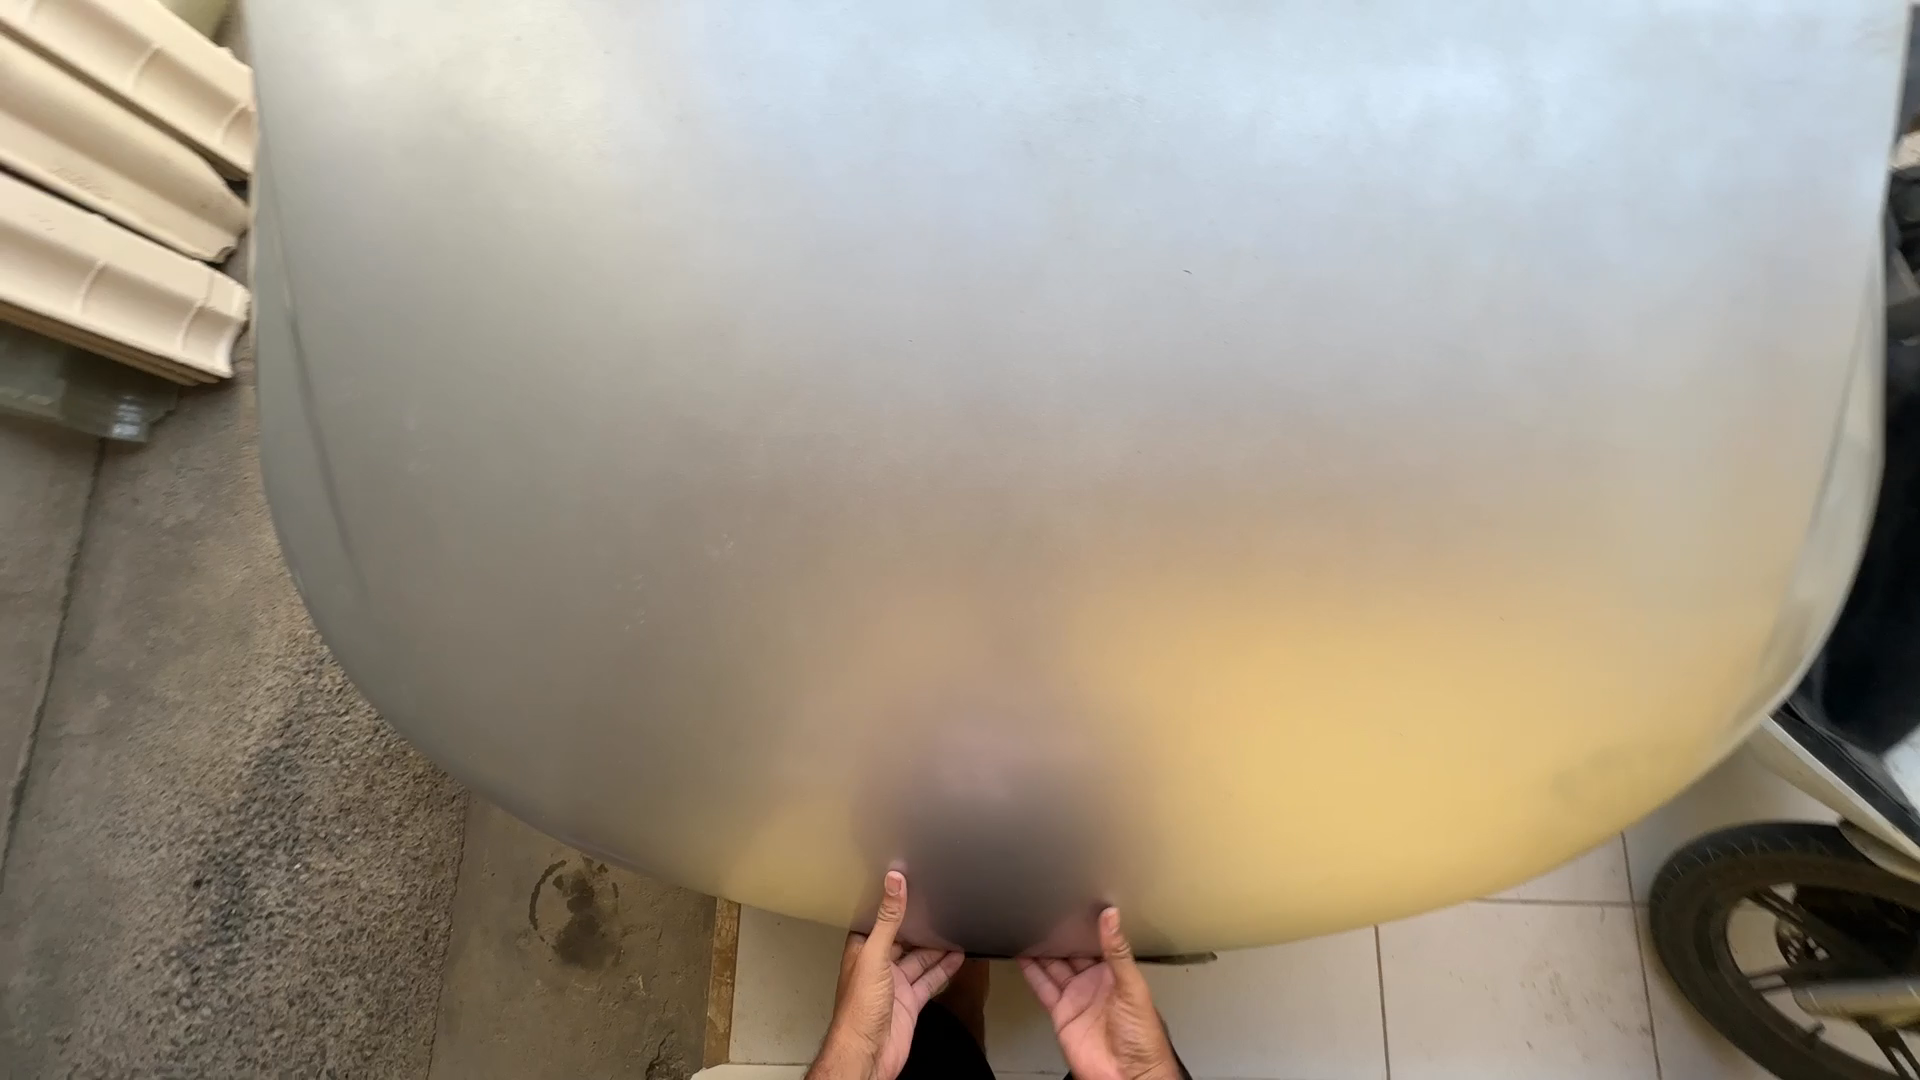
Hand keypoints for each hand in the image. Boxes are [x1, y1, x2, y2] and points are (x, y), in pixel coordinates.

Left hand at [808, 870, 965, 1079]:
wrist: (868, 1056)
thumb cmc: (858, 1012)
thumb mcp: (875, 955)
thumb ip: (888, 919)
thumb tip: (893, 882)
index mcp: (863, 952)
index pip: (878, 921)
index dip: (891, 904)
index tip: (906, 885)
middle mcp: (879, 966)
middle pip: (903, 939)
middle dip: (919, 926)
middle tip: (937, 905)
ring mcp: (895, 986)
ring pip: (919, 959)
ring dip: (935, 947)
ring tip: (952, 927)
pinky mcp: (909, 1003)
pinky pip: (929, 980)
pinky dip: (944, 969)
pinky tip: (956, 957)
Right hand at [1019, 908, 1180, 1079]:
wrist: (1129, 1078)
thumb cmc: (1144, 1040)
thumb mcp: (1133, 987)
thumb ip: (1117, 952)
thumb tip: (1112, 916)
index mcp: (1114, 974)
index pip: (1096, 942)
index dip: (1085, 925)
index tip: (1075, 904)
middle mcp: (1094, 984)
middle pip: (1071, 952)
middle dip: (1060, 935)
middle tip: (1046, 911)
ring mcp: (1077, 998)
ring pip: (1054, 966)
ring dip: (1042, 950)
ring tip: (1030, 926)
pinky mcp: (1062, 1014)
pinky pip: (1043, 988)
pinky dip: (1031, 972)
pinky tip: (1023, 956)